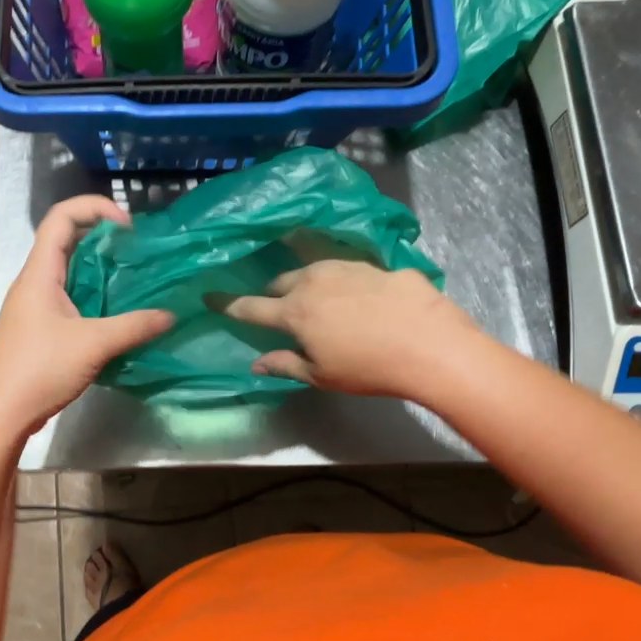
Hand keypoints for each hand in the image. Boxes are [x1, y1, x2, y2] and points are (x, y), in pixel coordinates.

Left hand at [0, 196, 174, 433]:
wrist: (0, 414)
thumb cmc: (39, 370)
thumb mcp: (93, 344)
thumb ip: (134, 327)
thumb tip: (171, 315)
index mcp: (40, 273)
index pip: (61, 217)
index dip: (94, 208)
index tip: (128, 225)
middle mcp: (35, 282)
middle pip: (66, 239)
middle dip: (102, 236)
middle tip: (137, 248)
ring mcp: (35, 306)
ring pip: (69, 271)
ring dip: (99, 268)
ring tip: (134, 276)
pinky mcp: (40, 328)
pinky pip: (69, 297)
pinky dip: (94, 295)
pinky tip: (118, 312)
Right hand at [222, 260, 474, 398]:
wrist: (430, 345)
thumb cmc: (369, 368)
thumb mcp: (322, 376)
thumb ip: (285, 365)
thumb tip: (255, 364)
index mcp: (294, 311)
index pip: (249, 307)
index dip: (227, 303)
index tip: (209, 296)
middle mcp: (314, 280)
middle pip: (281, 282)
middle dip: (274, 293)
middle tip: (277, 307)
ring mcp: (347, 267)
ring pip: (314, 269)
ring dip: (308, 282)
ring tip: (317, 296)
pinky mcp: (378, 265)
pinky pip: (351, 271)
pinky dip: (346, 282)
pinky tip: (362, 298)